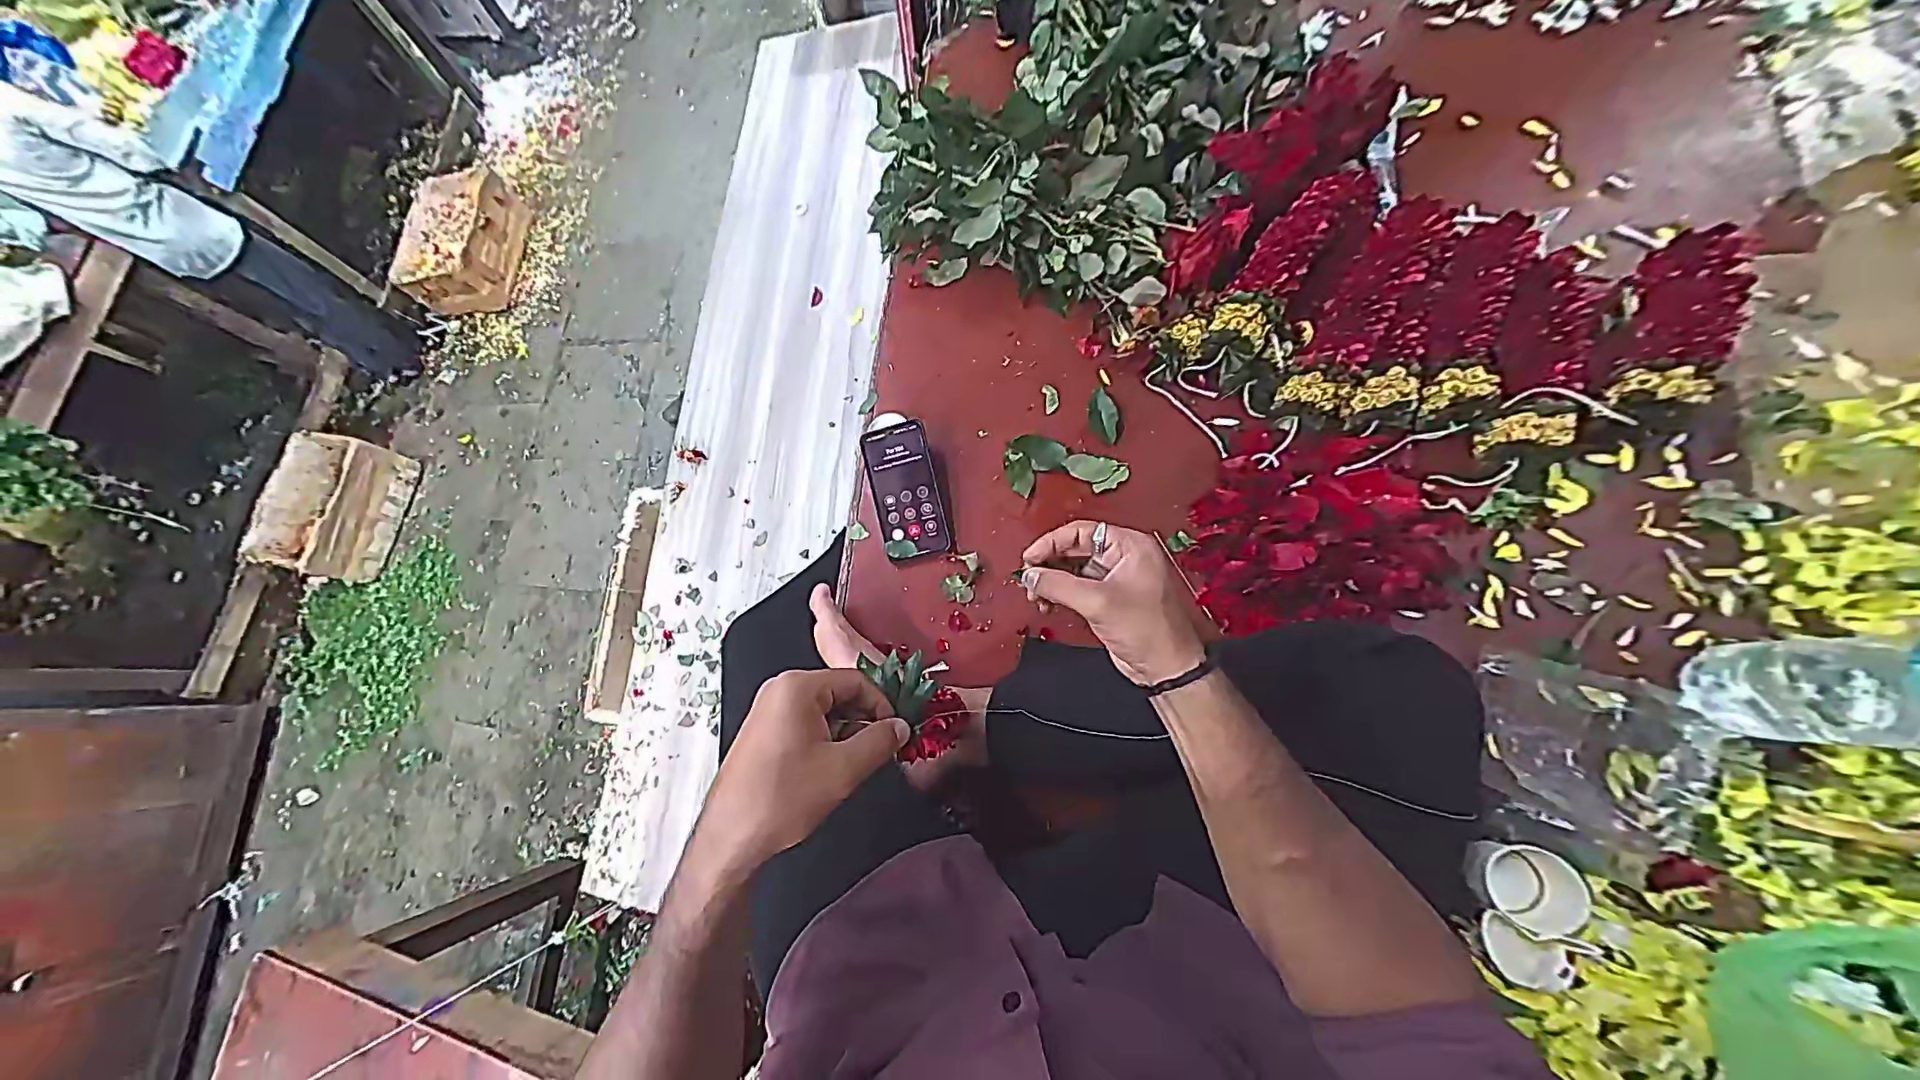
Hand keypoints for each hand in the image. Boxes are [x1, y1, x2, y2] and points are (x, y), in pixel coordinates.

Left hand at [693, 669, 907, 871]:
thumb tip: (899, 727)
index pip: (856, 680)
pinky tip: (832, 768)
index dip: (882, 705)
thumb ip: (880, 741)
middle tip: (881, 748)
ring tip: (855, 764)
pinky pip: (807, 723)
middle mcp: (780, 691)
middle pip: (840, 693)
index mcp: (797, 687)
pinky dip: (827, 740)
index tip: (895, 730)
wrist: (731, 838)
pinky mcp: (765, 732)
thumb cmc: (780, 799)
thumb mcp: (844, 768)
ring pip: (825, 711)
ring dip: (846, 733)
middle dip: (864, 720)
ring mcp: (769, 711)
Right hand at [1020, 521, 1208, 685]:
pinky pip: (1077, 587)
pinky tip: (1046, 604)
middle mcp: (1123, 557)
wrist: (1166, 667)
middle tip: (1028, 579)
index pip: (1082, 532)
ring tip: (1035, 596)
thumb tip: (1030, 575)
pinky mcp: (1109, 598)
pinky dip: (1060, 594)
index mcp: (1130, 546)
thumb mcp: (1097, 602)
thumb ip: (1058, 585)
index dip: (1051, 543)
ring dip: (1051, 582)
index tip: (1030, 558)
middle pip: (1074, 549)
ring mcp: (1116, 578)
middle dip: (1049, 565)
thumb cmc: (1148, 631)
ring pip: (1073, 569)